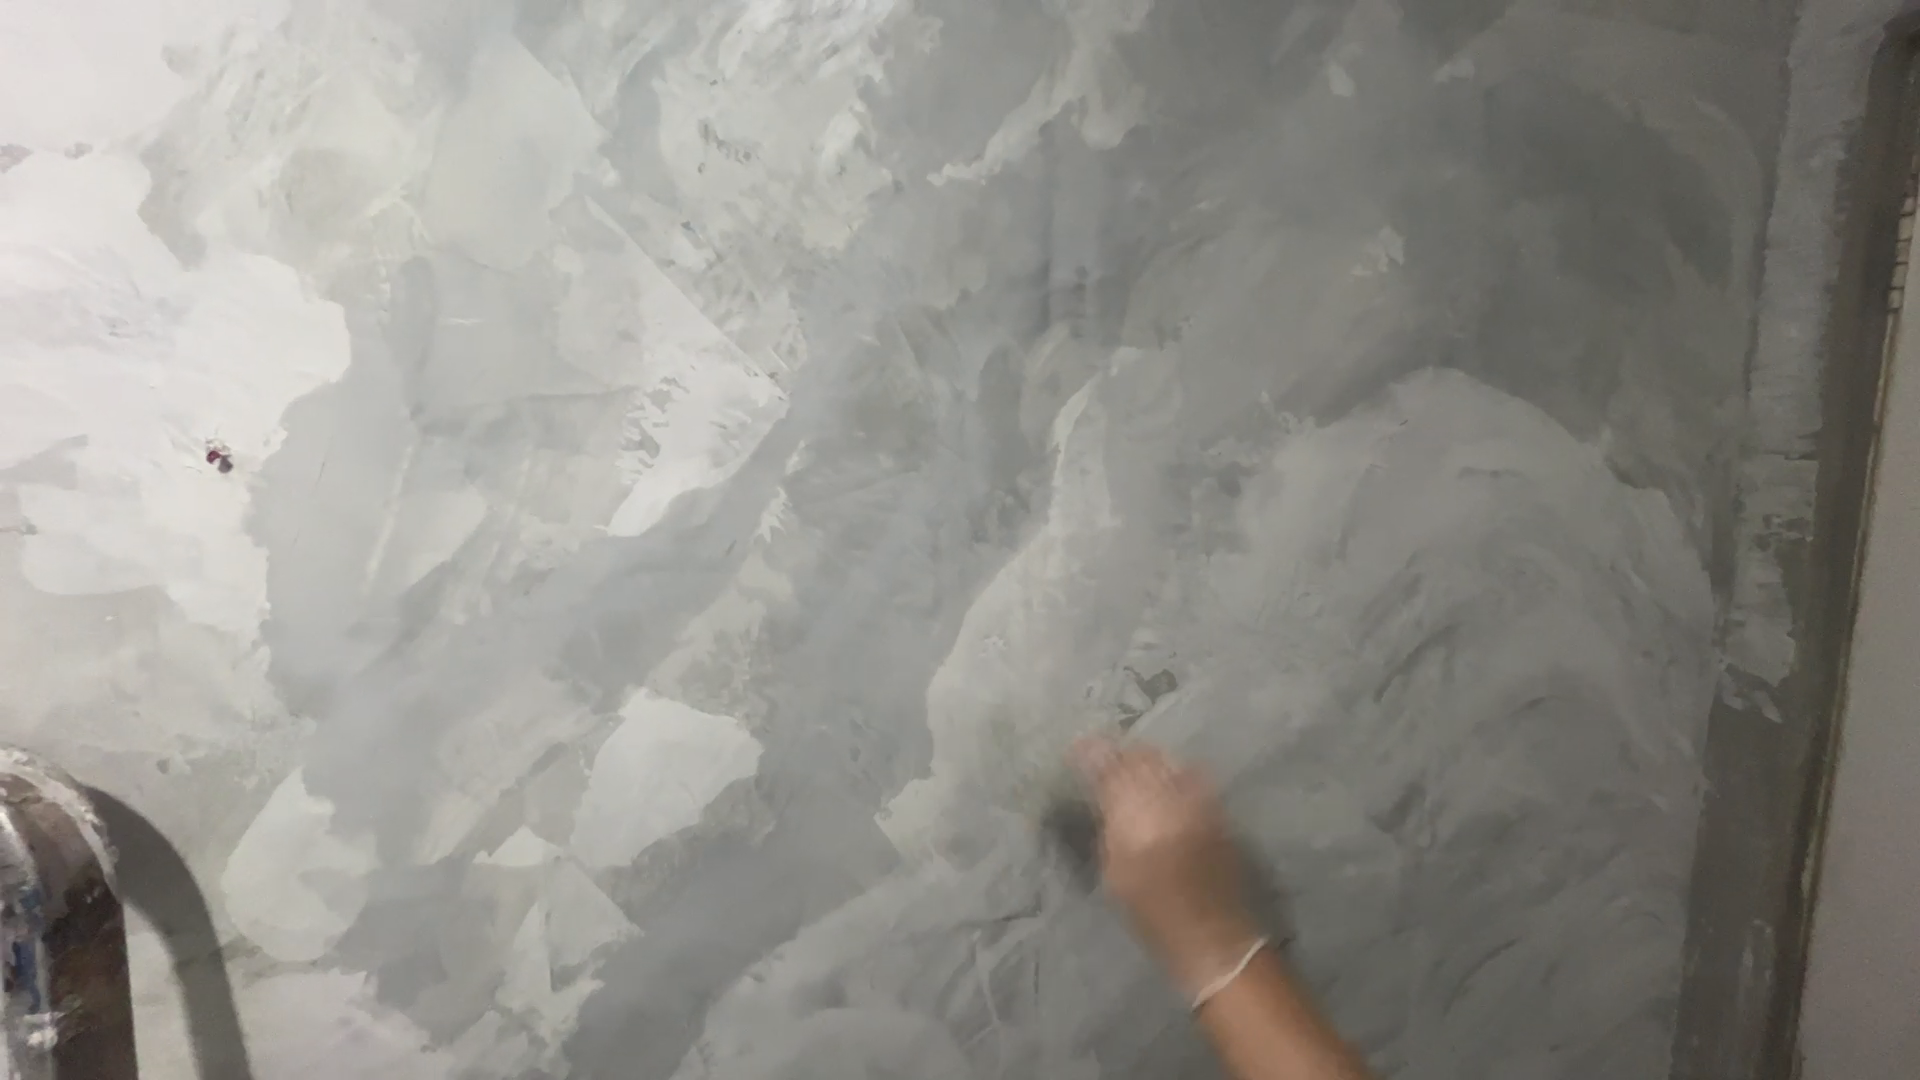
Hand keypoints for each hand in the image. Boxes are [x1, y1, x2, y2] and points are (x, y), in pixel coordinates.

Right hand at [1070, 737, 1262, 995]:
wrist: (1215, 938)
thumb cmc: (1154, 914)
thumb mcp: (1115, 873)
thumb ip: (1108, 829)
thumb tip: (1103, 801)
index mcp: (1133, 815)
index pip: (1107, 770)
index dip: (1091, 754)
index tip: (1077, 748)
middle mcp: (1165, 799)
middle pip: (1139, 758)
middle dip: (1120, 752)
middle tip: (1105, 753)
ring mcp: (1195, 802)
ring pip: (1167, 763)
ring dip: (1148, 758)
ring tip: (1135, 759)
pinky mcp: (1217, 811)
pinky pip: (1193, 777)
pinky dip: (1177, 770)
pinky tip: (1170, 773)